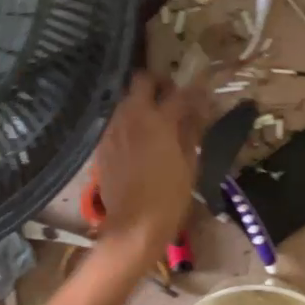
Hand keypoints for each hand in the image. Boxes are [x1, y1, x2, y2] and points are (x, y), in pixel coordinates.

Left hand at [92, 72, 202, 262]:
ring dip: (140, 101)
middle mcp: (132, 116)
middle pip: (141, 80)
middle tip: (170, 96)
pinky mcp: (102, 143)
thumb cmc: (169, 198)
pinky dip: (128, 122)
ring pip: (125, 99)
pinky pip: (115, 121)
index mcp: (159, 120)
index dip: (195, 93)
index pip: (180, 94)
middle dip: (158, 83)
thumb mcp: (190, 165)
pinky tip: (137, 138)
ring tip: (154, 119)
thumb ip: (191, 132)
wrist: (134, 224)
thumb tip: (197, 114)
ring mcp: (113, 128)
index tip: (202, 98)